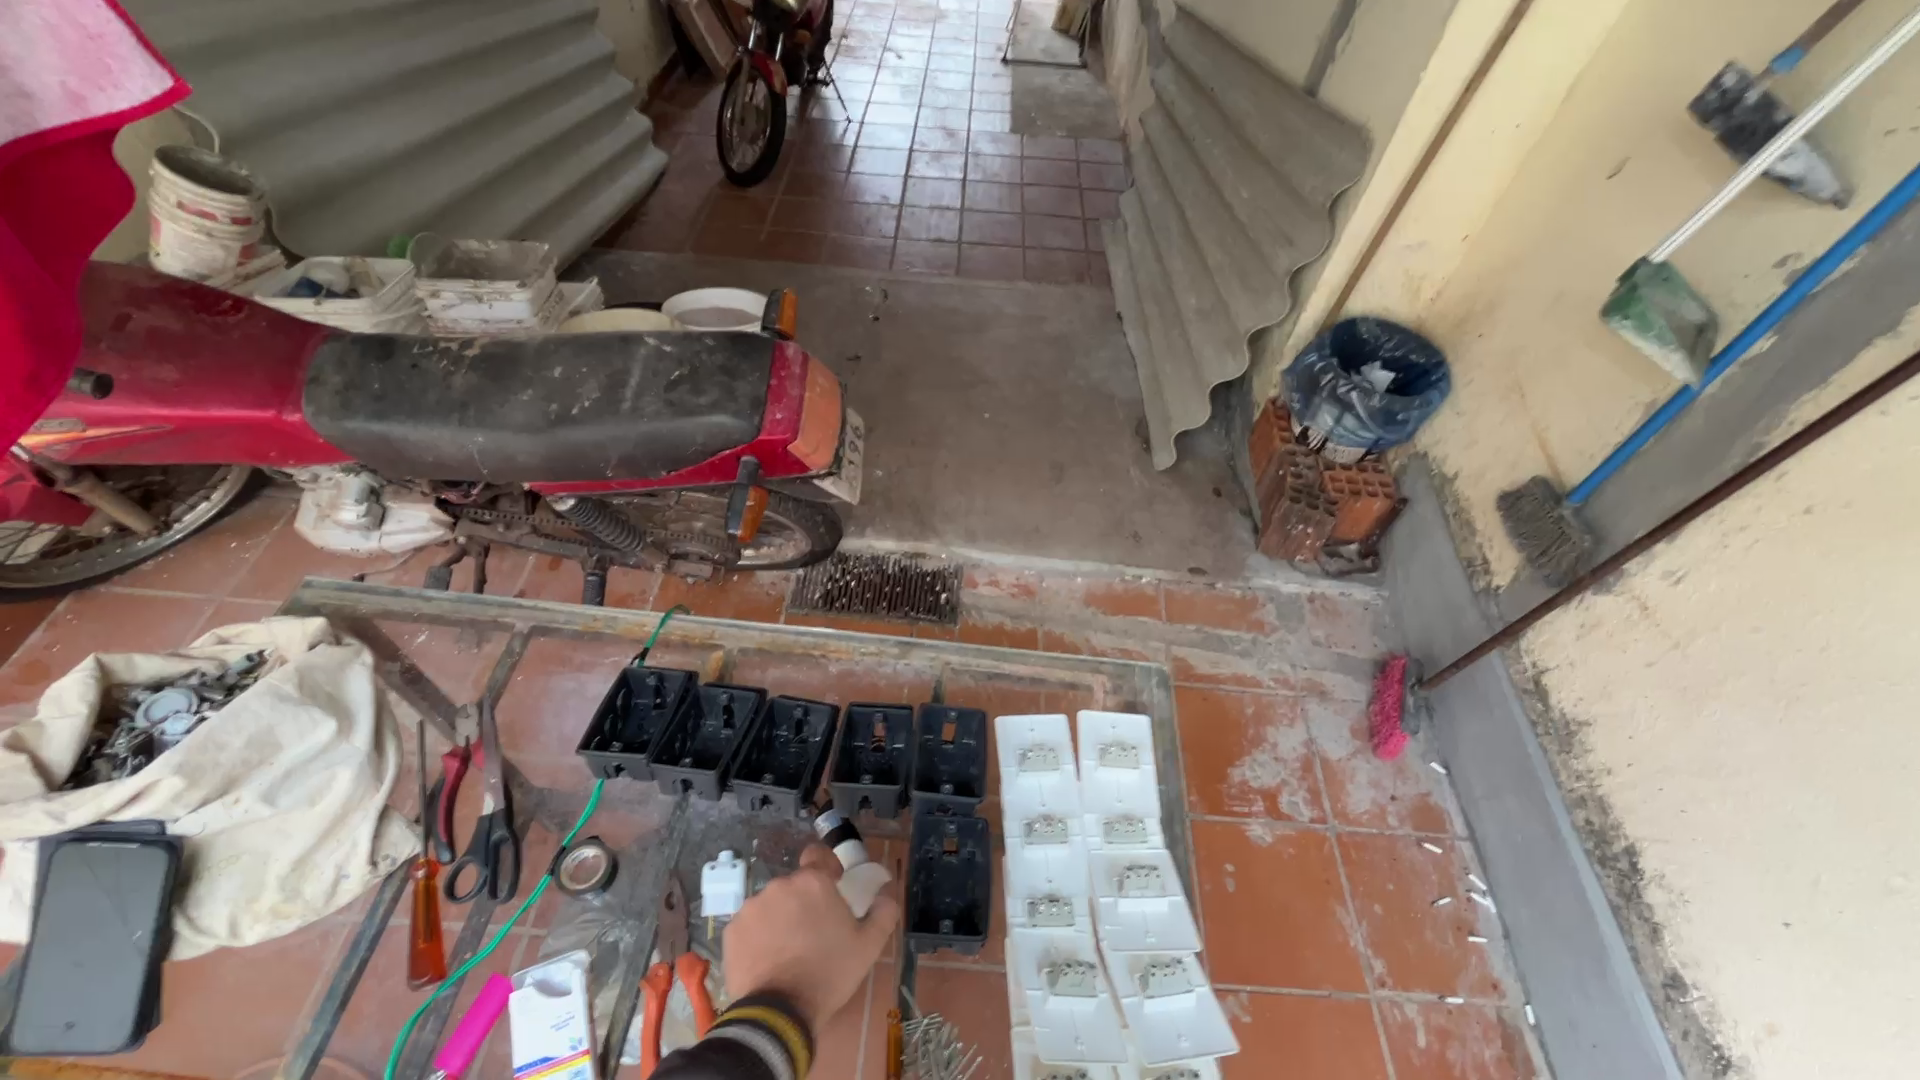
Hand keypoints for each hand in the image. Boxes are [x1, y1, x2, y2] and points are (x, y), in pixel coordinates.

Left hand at [722, 843, 900, 1033]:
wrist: (779, 1012)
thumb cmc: (829, 973)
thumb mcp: (869, 946)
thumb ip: (883, 911)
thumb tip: (886, 893)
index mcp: (814, 882)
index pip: (818, 855)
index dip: (827, 868)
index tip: (832, 887)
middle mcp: (781, 885)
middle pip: (795, 886)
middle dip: (804, 902)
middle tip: (814, 933)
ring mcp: (752, 907)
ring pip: (772, 905)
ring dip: (780, 918)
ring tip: (788, 951)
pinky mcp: (732, 930)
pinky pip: (751, 926)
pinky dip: (759, 937)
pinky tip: (768, 960)